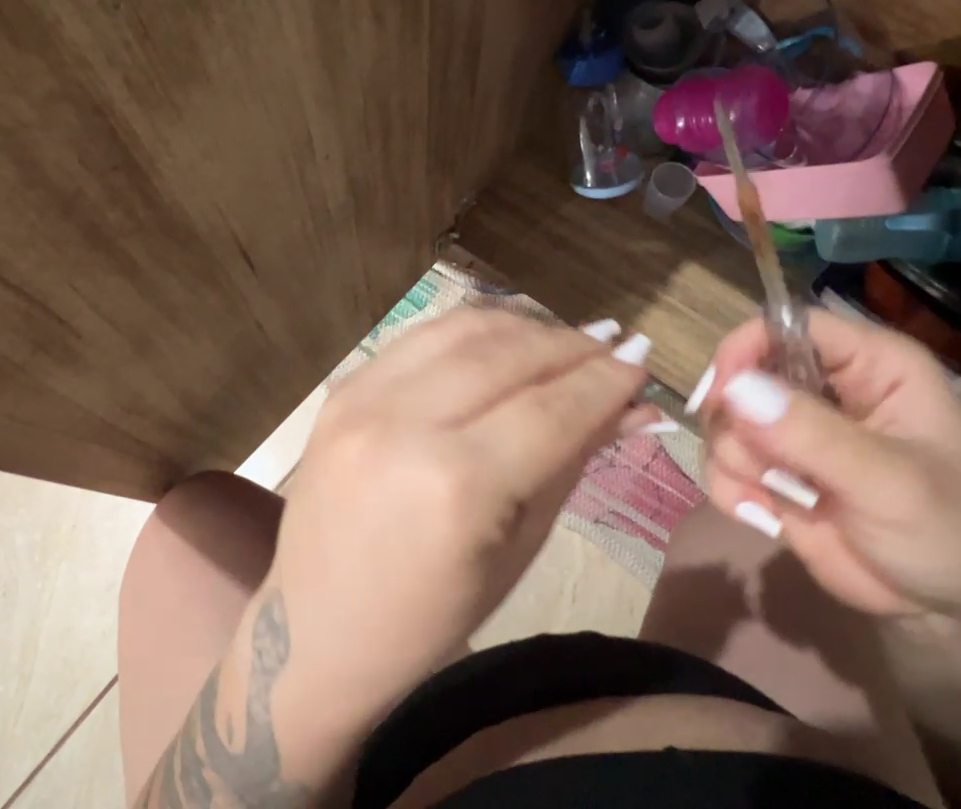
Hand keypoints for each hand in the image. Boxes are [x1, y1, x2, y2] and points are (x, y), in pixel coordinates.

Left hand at [264, 310, 653, 719]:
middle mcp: (405, 426)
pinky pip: (420, 338)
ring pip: (463, 330)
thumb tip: (633, 406)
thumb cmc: (431, 618)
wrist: (318, 632)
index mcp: (456, 487)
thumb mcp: (519, 548)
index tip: (642, 364)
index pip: (551, 409)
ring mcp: (362, 401)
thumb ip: (572, 462)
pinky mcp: (340, 391)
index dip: (605, 381)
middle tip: (612, 348)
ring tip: (563, 343)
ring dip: (524, 328)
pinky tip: (504, 341)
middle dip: (571, 346)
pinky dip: (471, 332)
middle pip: (509, 356)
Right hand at [700, 311, 960, 626]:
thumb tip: (735, 389)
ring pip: (725, 423)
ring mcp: (793, 434)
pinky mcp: (774, 476)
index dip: (747, 348)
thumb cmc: (949, 532)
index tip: (720, 393)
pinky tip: (769, 519)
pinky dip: (733, 492)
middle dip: (740, 423)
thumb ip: (813, 435)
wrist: (954, 614)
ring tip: (781, 500)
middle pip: (742, 374)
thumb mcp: (890, 482)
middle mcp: (825, 388)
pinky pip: (722, 466)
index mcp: (870, 365)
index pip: (790, 326)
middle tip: (769, 468)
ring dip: (738, 464)